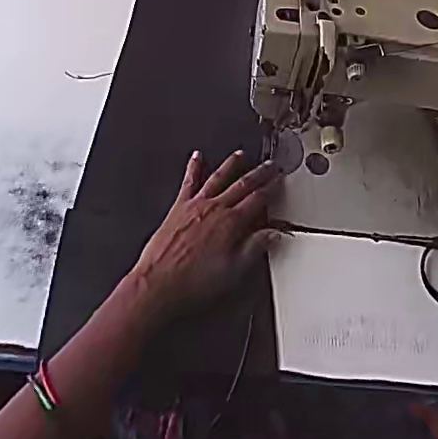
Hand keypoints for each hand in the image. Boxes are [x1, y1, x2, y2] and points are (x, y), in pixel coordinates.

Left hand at [127, 150, 280, 320]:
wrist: (158, 284)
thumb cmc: (194, 282)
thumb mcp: (234, 271)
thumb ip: (255, 248)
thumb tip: (272, 234)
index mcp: (231, 223)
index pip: (258, 199)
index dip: (271, 188)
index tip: (279, 180)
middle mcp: (215, 209)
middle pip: (243, 184)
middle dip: (259, 173)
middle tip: (269, 164)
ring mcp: (196, 205)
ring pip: (219, 178)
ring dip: (231, 165)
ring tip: (240, 155)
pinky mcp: (178, 207)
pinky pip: (189, 182)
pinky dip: (194, 167)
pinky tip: (197, 157)